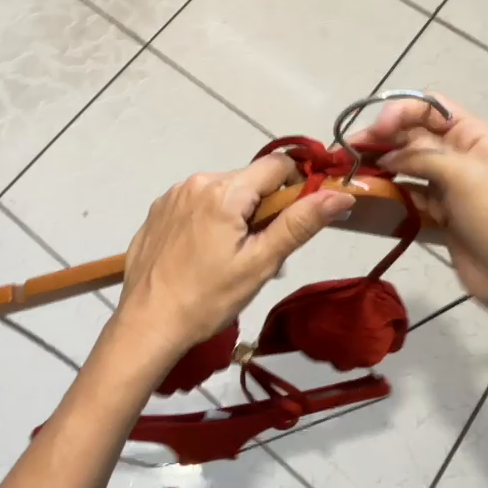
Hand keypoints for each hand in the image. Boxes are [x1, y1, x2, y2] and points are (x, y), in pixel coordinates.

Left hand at [113, 156, 355, 362]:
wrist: (147, 323)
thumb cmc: (208, 297)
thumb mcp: (260, 263)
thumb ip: (300, 223)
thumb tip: (340, 194)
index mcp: (224, 190)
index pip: (277, 165)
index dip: (296, 186)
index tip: (295, 220)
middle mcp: (197, 180)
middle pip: (249, 179)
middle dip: (264, 207)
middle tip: (261, 252)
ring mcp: (173, 193)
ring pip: (223, 191)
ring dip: (237, 213)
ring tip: (230, 258)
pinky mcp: (158, 209)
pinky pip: (197, 202)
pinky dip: (210, 219)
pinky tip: (203, 254)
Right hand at [353, 94, 487, 313]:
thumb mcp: (462, 175)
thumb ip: (420, 157)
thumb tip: (386, 158)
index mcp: (473, 134)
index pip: (429, 106)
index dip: (400, 111)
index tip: (378, 130)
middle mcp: (458, 151)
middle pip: (412, 131)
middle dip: (382, 136)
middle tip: (349, 150)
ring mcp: (447, 180)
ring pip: (406, 160)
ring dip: (380, 161)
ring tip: (351, 169)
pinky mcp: (437, 207)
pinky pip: (407, 188)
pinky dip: (388, 187)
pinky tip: (368, 190)